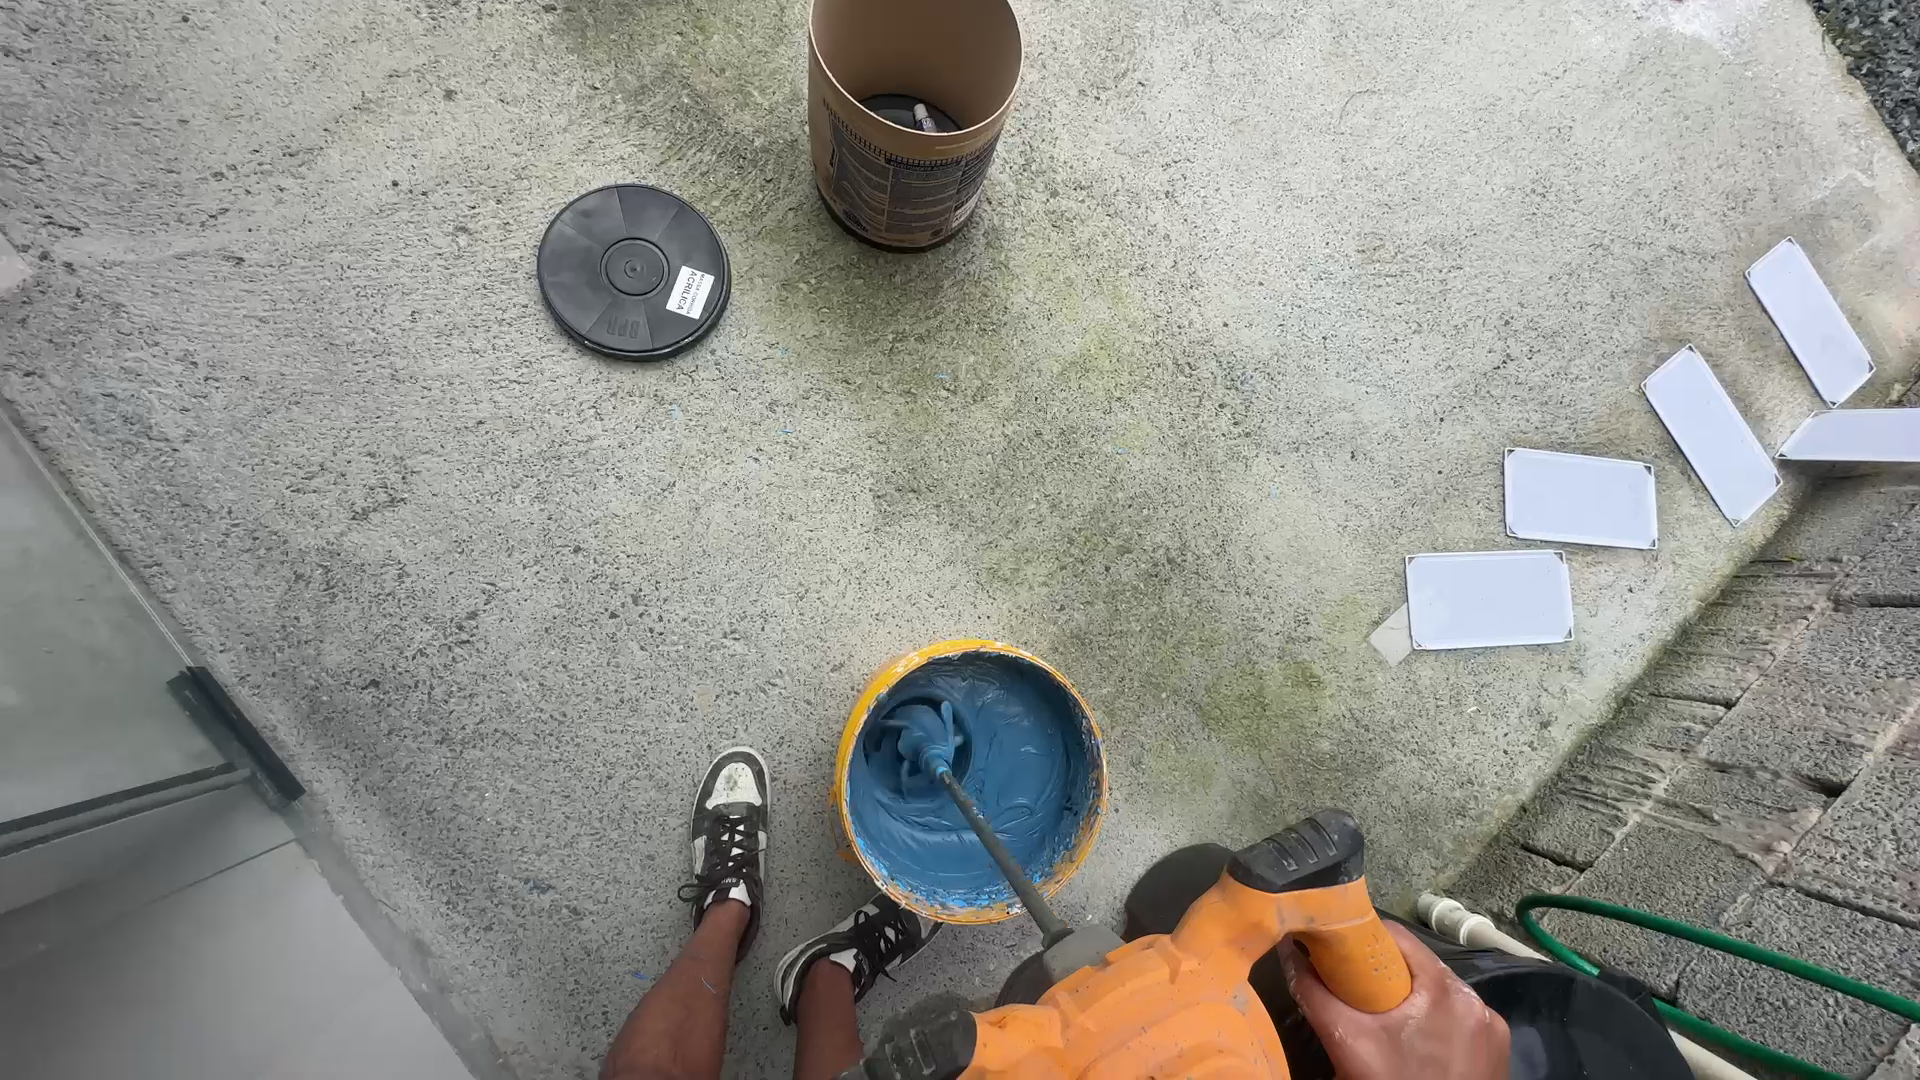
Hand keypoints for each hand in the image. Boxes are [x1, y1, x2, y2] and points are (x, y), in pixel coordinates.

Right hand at [1280, 921, 1509, 1079]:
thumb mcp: (1345, 1040)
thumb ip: (1312, 990)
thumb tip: (1287, 949)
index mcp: (1448, 991)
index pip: (1395, 936)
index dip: (1359, 937)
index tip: (1334, 952)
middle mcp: (1478, 1003)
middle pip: (1415, 962)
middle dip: (1380, 969)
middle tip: (1350, 988)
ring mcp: (1492, 1029)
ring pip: (1433, 989)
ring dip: (1403, 993)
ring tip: (1376, 1015)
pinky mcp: (1496, 1052)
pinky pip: (1451, 1015)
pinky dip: (1426, 1017)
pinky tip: (1407, 1038)